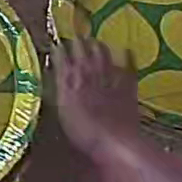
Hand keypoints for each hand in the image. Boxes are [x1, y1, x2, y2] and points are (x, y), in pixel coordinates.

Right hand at [51, 39, 142, 153]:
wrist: (115, 140)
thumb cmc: (82, 130)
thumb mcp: (61, 110)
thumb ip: (57, 89)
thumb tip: (53, 75)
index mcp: (69, 76)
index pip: (59, 53)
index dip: (56, 48)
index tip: (54, 47)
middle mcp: (88, 69)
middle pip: (80, 45)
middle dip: (75, 41)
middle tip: (73, 42)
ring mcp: (109, 73)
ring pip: (101, 48)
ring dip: (96, 44)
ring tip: (93, 44)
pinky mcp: (127, 80)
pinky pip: (128, 62)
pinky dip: (126, 56)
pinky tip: (126, 51)